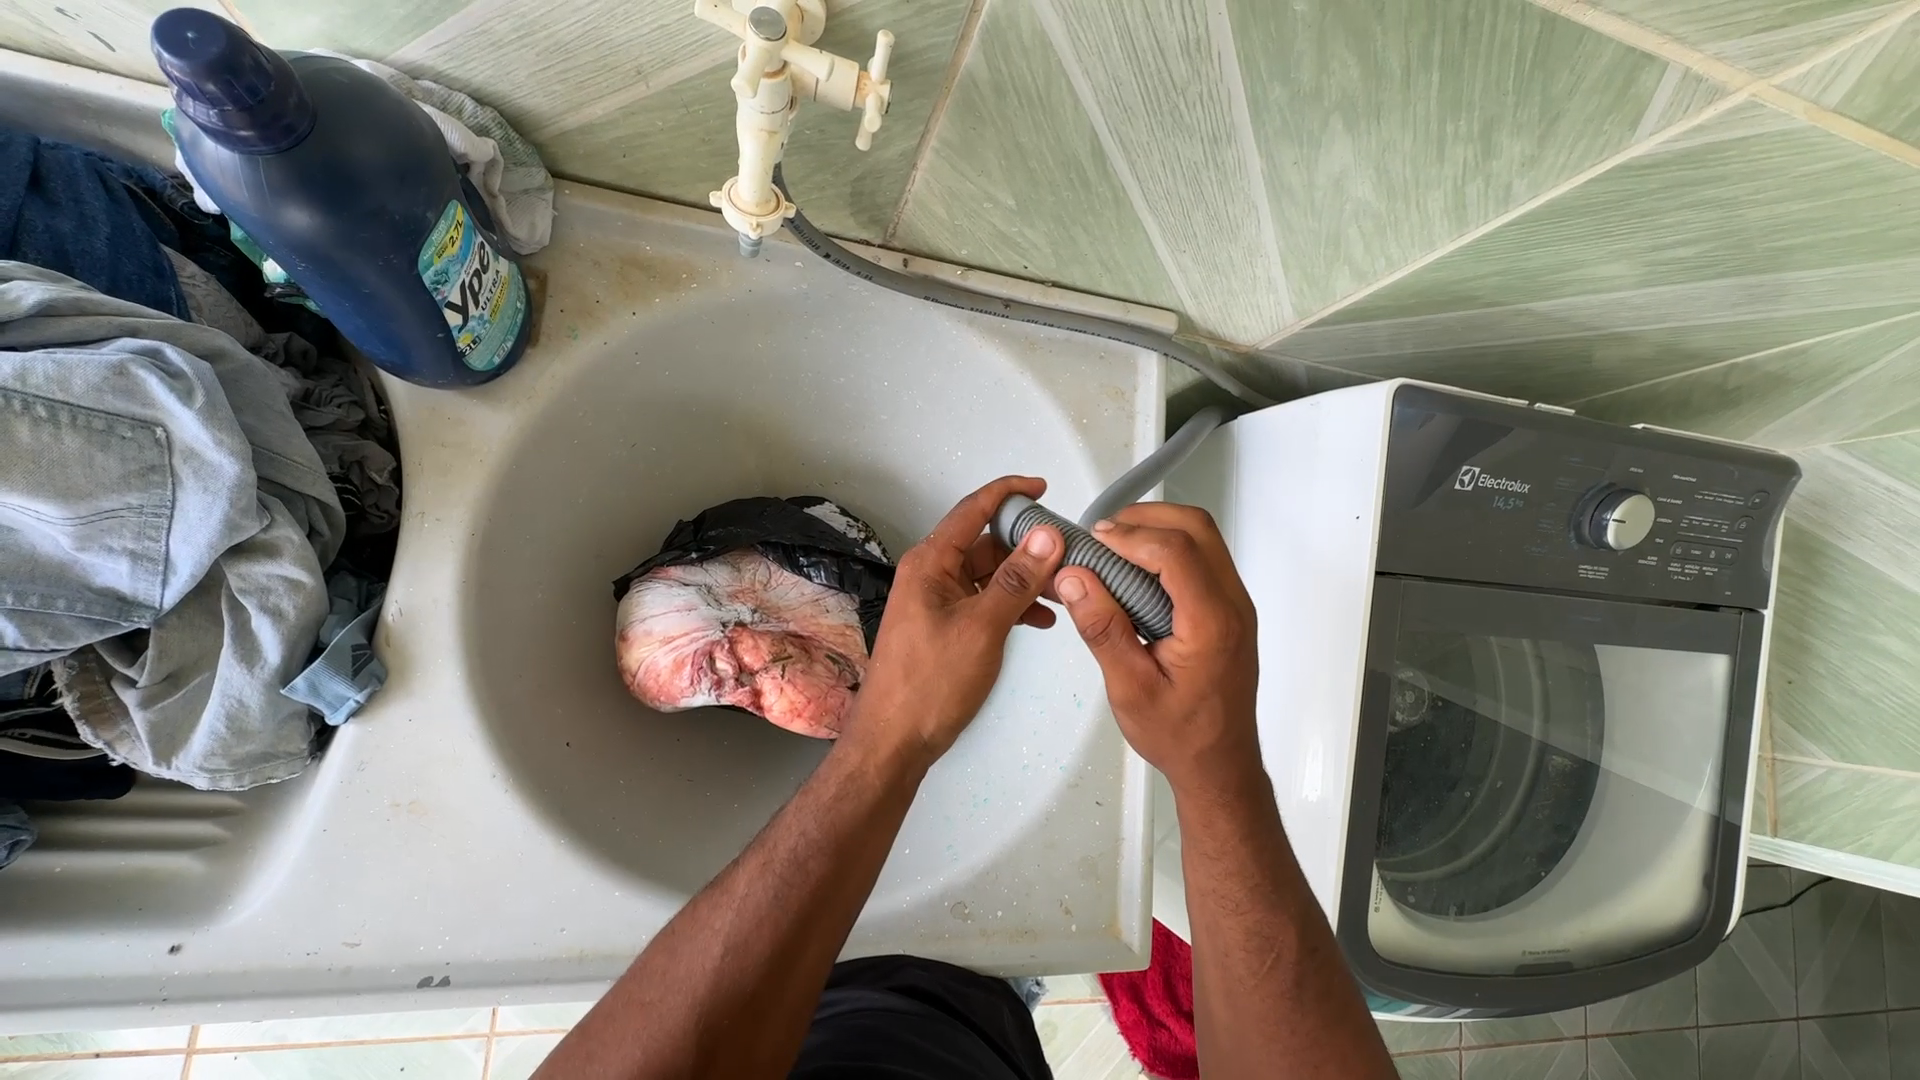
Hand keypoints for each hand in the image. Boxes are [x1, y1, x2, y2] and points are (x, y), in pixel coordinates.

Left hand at [844, 477, 1064, 769]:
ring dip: (1025, 581)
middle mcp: (932, 574)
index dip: (1008, 493)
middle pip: (986, 544)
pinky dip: (1011, 607)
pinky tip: (1041, 622)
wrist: (893, 741)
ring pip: (989, 576)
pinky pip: (983, 602)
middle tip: (1071, 558)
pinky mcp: (944, 626)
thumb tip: (1047, 535)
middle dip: (1028, 548)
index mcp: (932, 562)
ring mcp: (937, 601)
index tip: (1043, 488)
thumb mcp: (982, 627)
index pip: (973, 510)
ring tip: (1065, 596)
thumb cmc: (932, 680)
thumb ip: (1016, 580)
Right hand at [1053, 503, 1259, 793]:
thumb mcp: (1128, 688)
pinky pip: (1203, 559)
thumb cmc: (1179, 735)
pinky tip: (1134, 569)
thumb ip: (1102, 629)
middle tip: (1103, 533)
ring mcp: (1235, 606)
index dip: (1131, 535)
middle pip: (1197, 528)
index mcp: (1212, 624)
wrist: (1219, 765)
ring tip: (1114, 546)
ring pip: (1204, 538)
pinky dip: (1168, 548)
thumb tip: (1074, 579)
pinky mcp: (1228, 611)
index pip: (1176, 551)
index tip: (1094, 539)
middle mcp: (1233, 606)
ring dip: (1158, 529)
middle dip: (1146, 518)